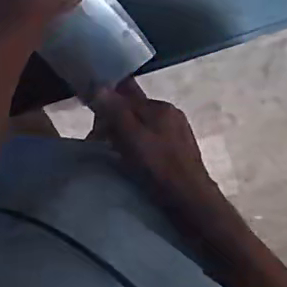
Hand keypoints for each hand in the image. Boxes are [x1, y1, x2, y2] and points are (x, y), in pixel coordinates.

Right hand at [89, 81, 220, 209]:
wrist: (191, 201)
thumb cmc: (159, 168)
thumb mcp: (132, 138)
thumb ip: (115, 111)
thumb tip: (97, 85)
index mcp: (160, 106)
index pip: (125, 93)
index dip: (106, 105)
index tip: (94, 123)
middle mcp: (171, 113)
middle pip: (133, 109)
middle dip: (114, 122)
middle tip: (100, 143)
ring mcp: (178, 131)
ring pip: (142, 124)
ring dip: (125, 135)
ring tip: (115, 154)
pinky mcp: (180, 148)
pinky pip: (151, 138)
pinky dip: (138, 145)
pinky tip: (134, 161)